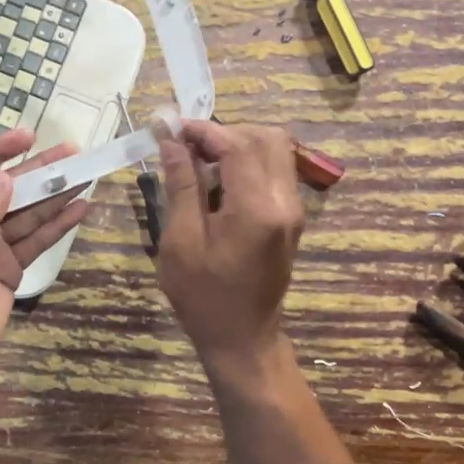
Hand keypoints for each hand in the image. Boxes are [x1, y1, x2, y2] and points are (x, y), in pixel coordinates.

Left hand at [0, 130, 88, 414]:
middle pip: (7, 190)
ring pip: (27, 214)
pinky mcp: (9, 269)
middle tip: (73, 152)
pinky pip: (35, 240)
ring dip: (54, 195)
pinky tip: (80, 208)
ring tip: (87, 174)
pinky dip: (57, 225)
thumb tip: (0, 176)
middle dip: (38, 172)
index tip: (28, 137)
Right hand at [155, 121, 305, 364]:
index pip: (237, 145)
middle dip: (224, 132)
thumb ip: (180, 184)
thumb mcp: (180, 240)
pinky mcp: (291, 217)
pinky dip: (246, 163)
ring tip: (198, 162)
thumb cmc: (202, 295)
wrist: (241, 337)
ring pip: (275, 150)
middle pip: (265, 138)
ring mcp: (294, 210)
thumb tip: (171, 139)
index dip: (203, 129)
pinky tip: (216, 181)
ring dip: (237, 144)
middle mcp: (285, 203)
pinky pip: (275, 171)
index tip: (170, 126)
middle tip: (185, 145)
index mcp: (257, 209)